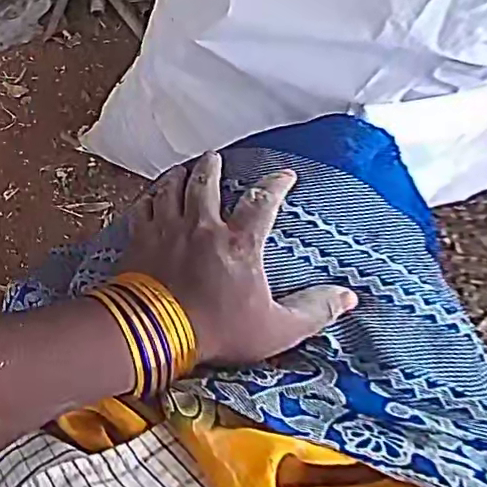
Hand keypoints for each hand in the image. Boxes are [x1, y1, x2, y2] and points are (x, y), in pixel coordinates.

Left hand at [117, 153, 356, 366]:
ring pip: (169, 190)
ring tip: (182, 168)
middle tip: (214, 156)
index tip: (284, 174)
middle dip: (211, 166)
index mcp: (238, 244)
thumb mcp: (279, 328)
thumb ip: (315, 309)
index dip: (275, 185)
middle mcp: (199, 228)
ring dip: (176, 176)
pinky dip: (146, 197)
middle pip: (204, 184)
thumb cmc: (218, 330)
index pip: (262, 202)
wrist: (156, 329)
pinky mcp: (139, 237)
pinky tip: (149, 195)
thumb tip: (347, 297)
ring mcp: (165, 229)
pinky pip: (141, 207)